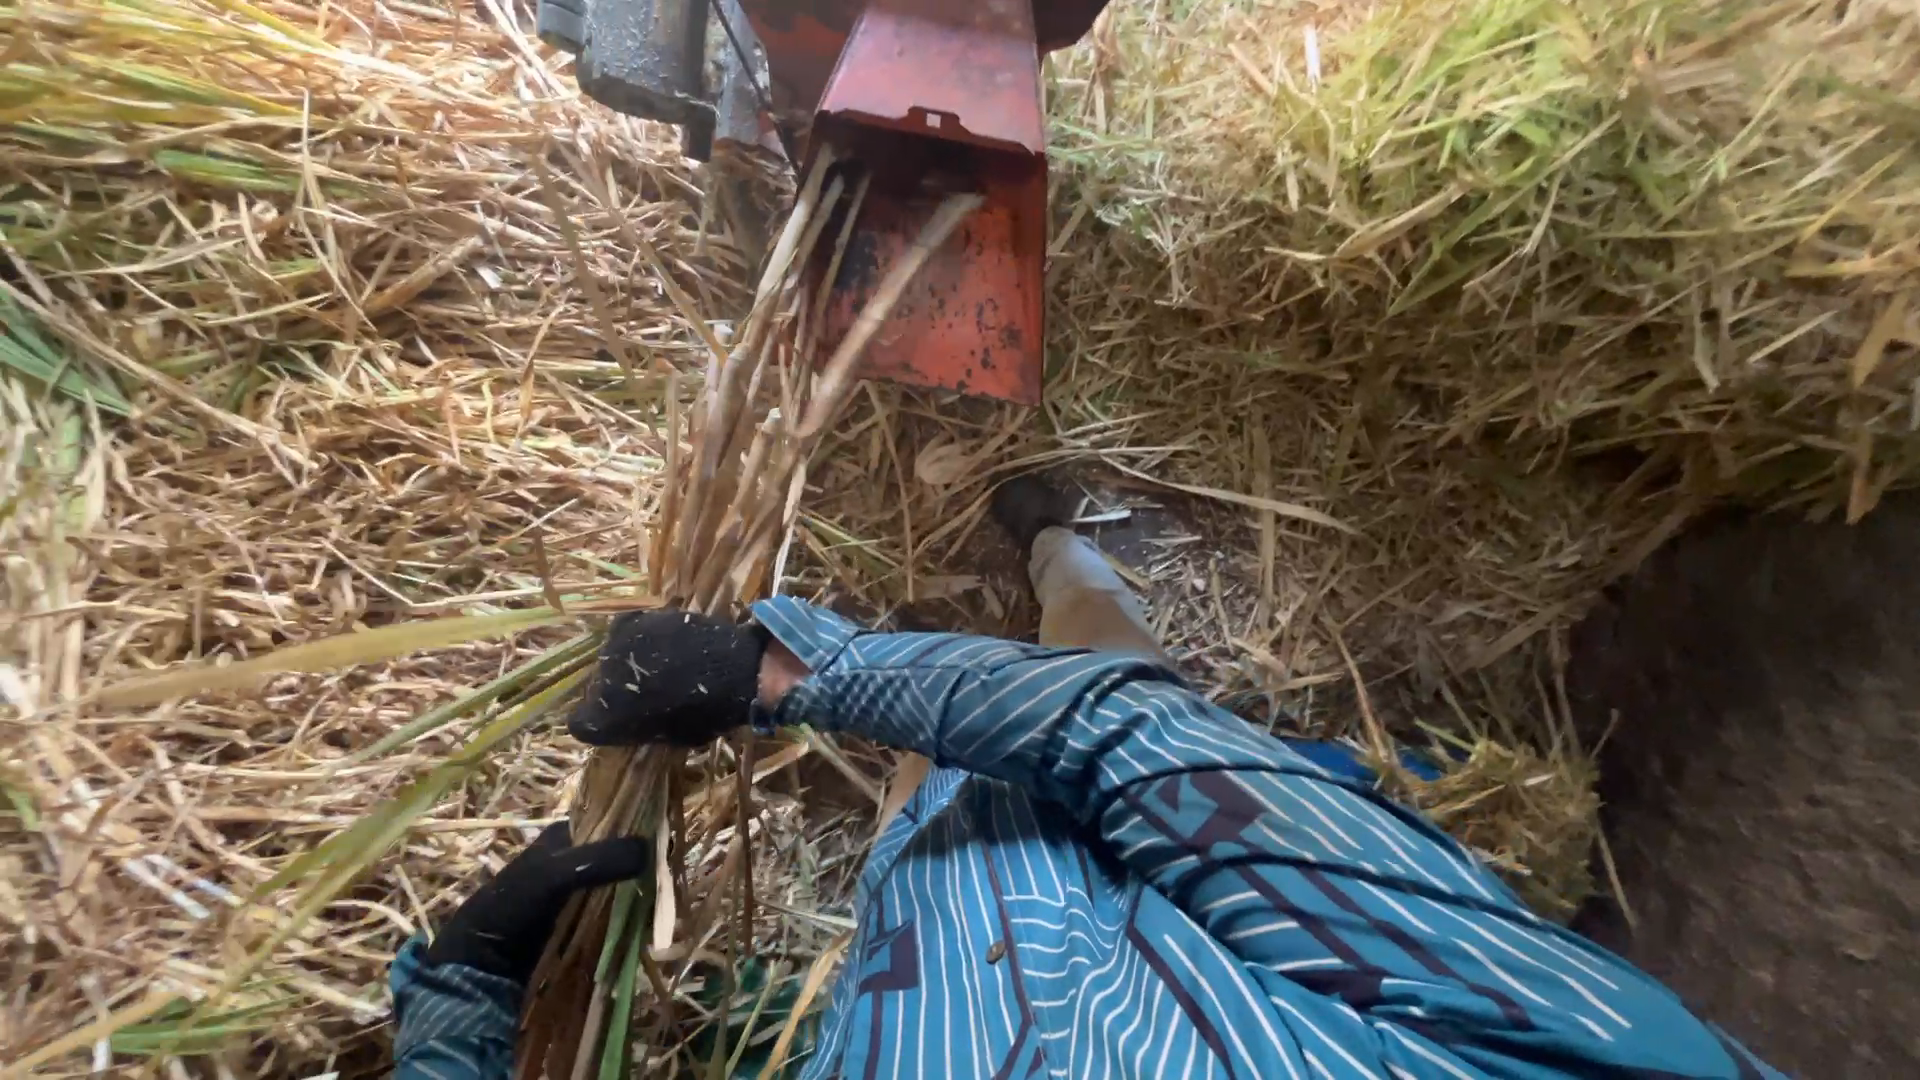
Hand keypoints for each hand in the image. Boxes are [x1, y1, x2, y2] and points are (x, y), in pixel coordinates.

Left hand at [424, 821, 648, 982]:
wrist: (477, 970)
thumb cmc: (511, 909)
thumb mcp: (555, 875)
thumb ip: (601, 858)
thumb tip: (651, 848)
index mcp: (562, 835)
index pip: (610, 818)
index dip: (636, 823)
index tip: (664, 836)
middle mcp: (569, 857)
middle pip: (616, 850)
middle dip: (638, 857)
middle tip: (665, 869)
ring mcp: (572, 889)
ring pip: (616, 878)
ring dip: (635, 884)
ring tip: (661, 893)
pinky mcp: (574, 918)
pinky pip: (609, 905)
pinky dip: (625, 907)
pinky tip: (643, 913)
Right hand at [567, 608, 769, 746]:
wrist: (735, 670)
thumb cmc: (709, 713)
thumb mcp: (673, 737)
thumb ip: (645, 727)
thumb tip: (643, 718)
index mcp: (601, 720)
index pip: (580, 722)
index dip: (600, 719)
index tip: (620, 716)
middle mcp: (599, 682)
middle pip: (598, 684)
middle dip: (617, 686)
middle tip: (648, 687)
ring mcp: (614, 647)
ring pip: (613, 655)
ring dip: (631, 658)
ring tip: (663, 662)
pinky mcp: (635, 620)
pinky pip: (630, 628)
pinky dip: (643, 635)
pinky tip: (667, 640)